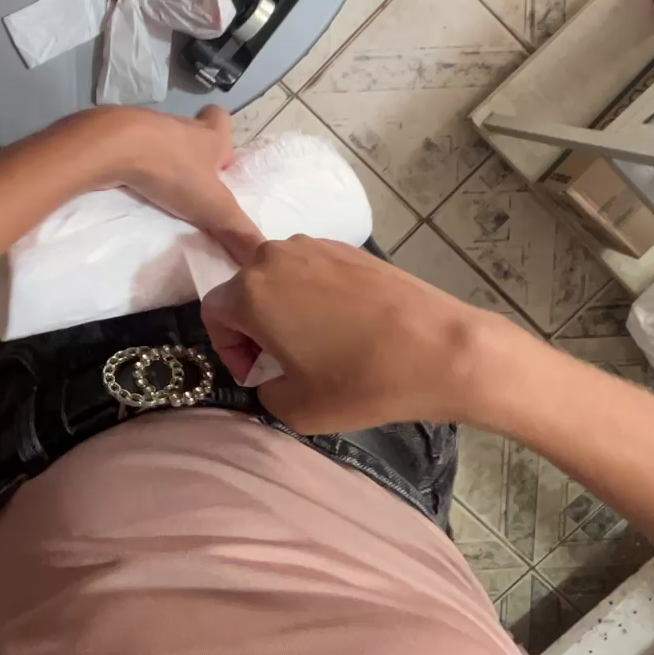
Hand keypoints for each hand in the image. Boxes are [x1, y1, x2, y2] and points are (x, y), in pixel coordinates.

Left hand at [62, 105, 263, 262]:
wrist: (112, 147)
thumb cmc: (173, 170)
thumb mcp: (214, 207)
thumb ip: (239, 232)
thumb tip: (264, 256)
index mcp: (207, 134)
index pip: (219, 118)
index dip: (222, 135)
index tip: (220, 160)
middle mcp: (177, 125)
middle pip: (189, 134)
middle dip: (192, 156)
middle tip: (191, 185)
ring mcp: (143, 128)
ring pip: (158, 142)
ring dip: (161, 163)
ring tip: (160, 193)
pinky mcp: (113, 138)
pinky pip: (128, 151)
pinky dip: (131, 167)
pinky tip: (129, 187)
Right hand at [200, 235, 537, 431]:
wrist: (441, 349)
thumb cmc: (360, 381)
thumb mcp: (295, 408)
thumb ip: (261, 390)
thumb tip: (268, 375)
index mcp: (249, 292)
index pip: (212, 313)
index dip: (228, 349)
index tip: (257, 374)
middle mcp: (272, 257)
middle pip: (243, 291)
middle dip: (254, 327)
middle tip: (283, 361)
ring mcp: (312, 246)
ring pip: (277, 277)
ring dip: (283, 307)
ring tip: (317, 342)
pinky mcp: (346, 246)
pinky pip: (310, 269)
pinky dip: (313, 294)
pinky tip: (345, 324)